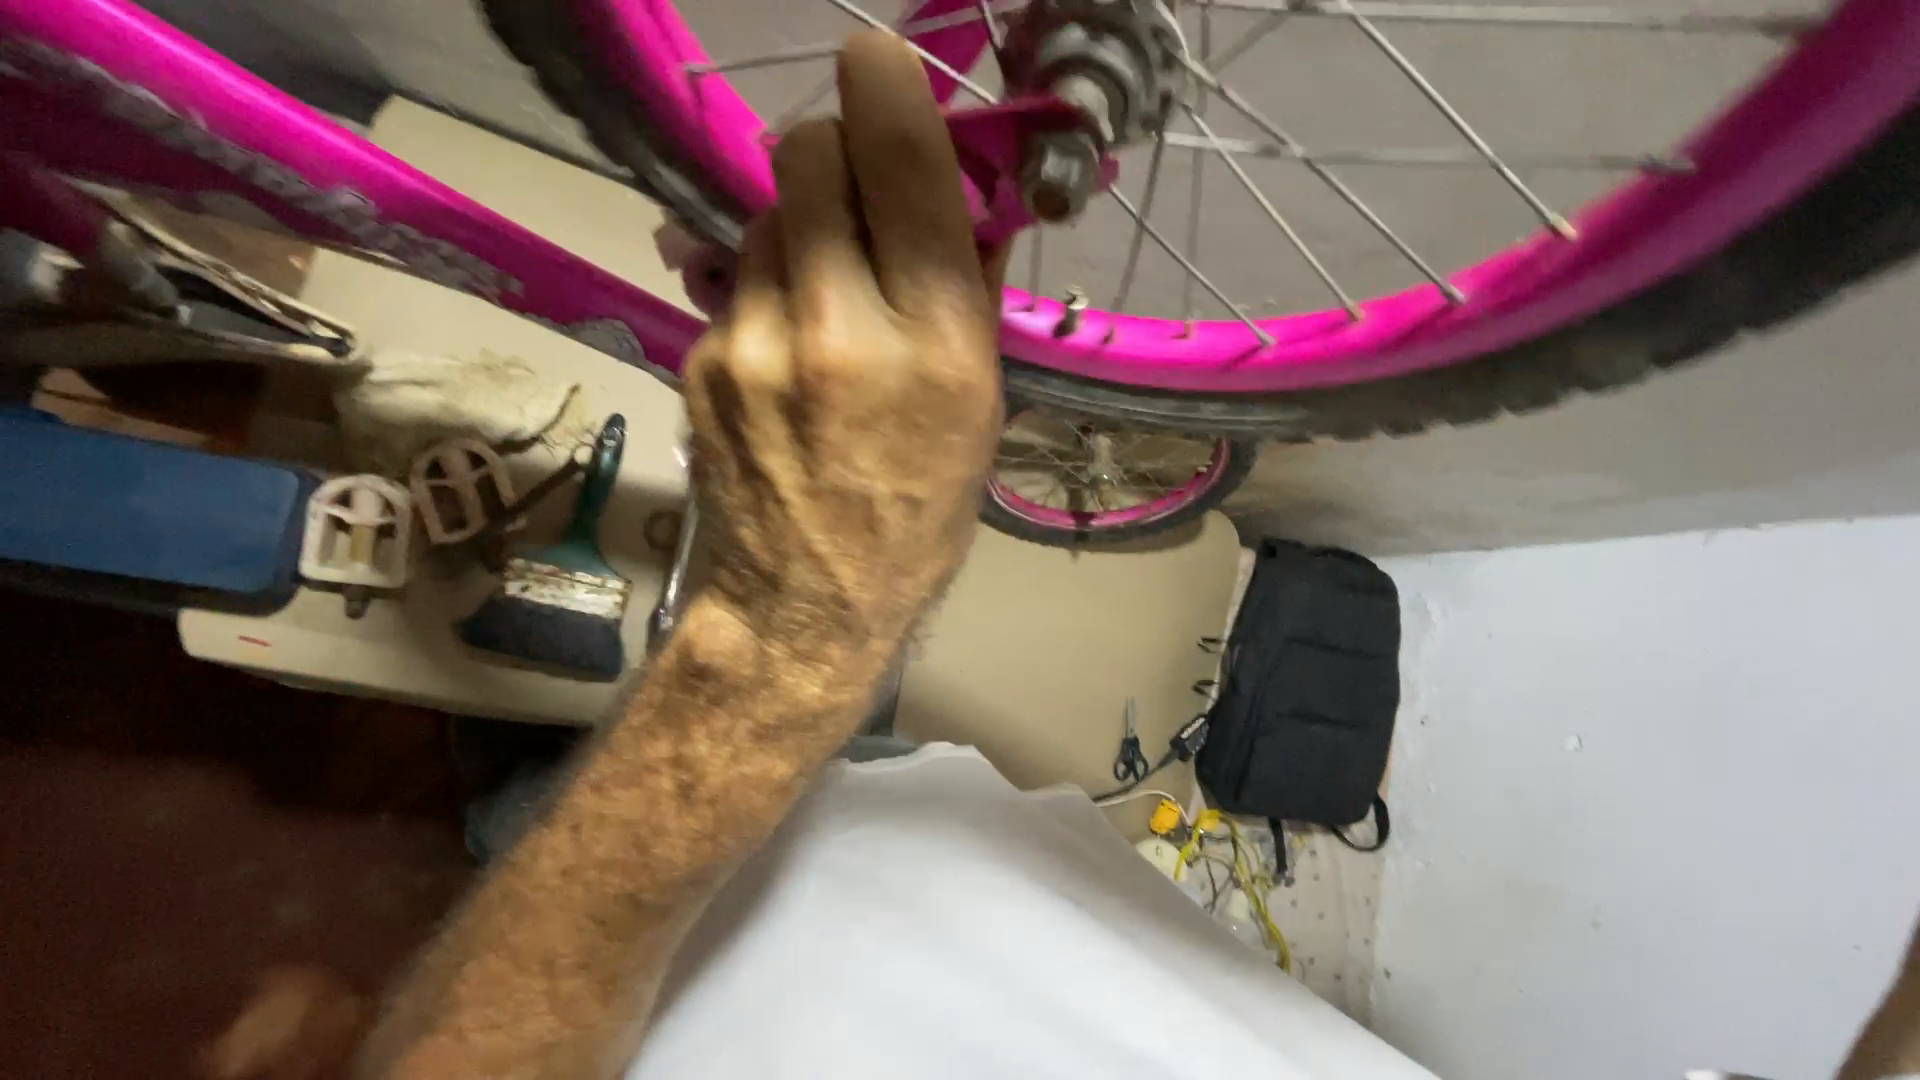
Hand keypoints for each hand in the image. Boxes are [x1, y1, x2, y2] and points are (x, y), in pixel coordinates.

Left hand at [684, 31, 1005, 658]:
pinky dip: (768, 289)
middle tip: (855, 190)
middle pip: (805, 154)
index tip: (876, 62)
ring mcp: (753, 342)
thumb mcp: (978, 414)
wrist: (806, 604)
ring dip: (801, 229)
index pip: (900, 164)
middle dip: (834, 150)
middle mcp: (838, 329)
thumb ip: (968, 293)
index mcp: (934, 346)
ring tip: (824, 300)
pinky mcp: (701, 359)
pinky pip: (736, 280)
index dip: (885, 88)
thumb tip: (963, 199)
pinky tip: (785, 352)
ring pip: (766, 216)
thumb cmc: (916, 517)